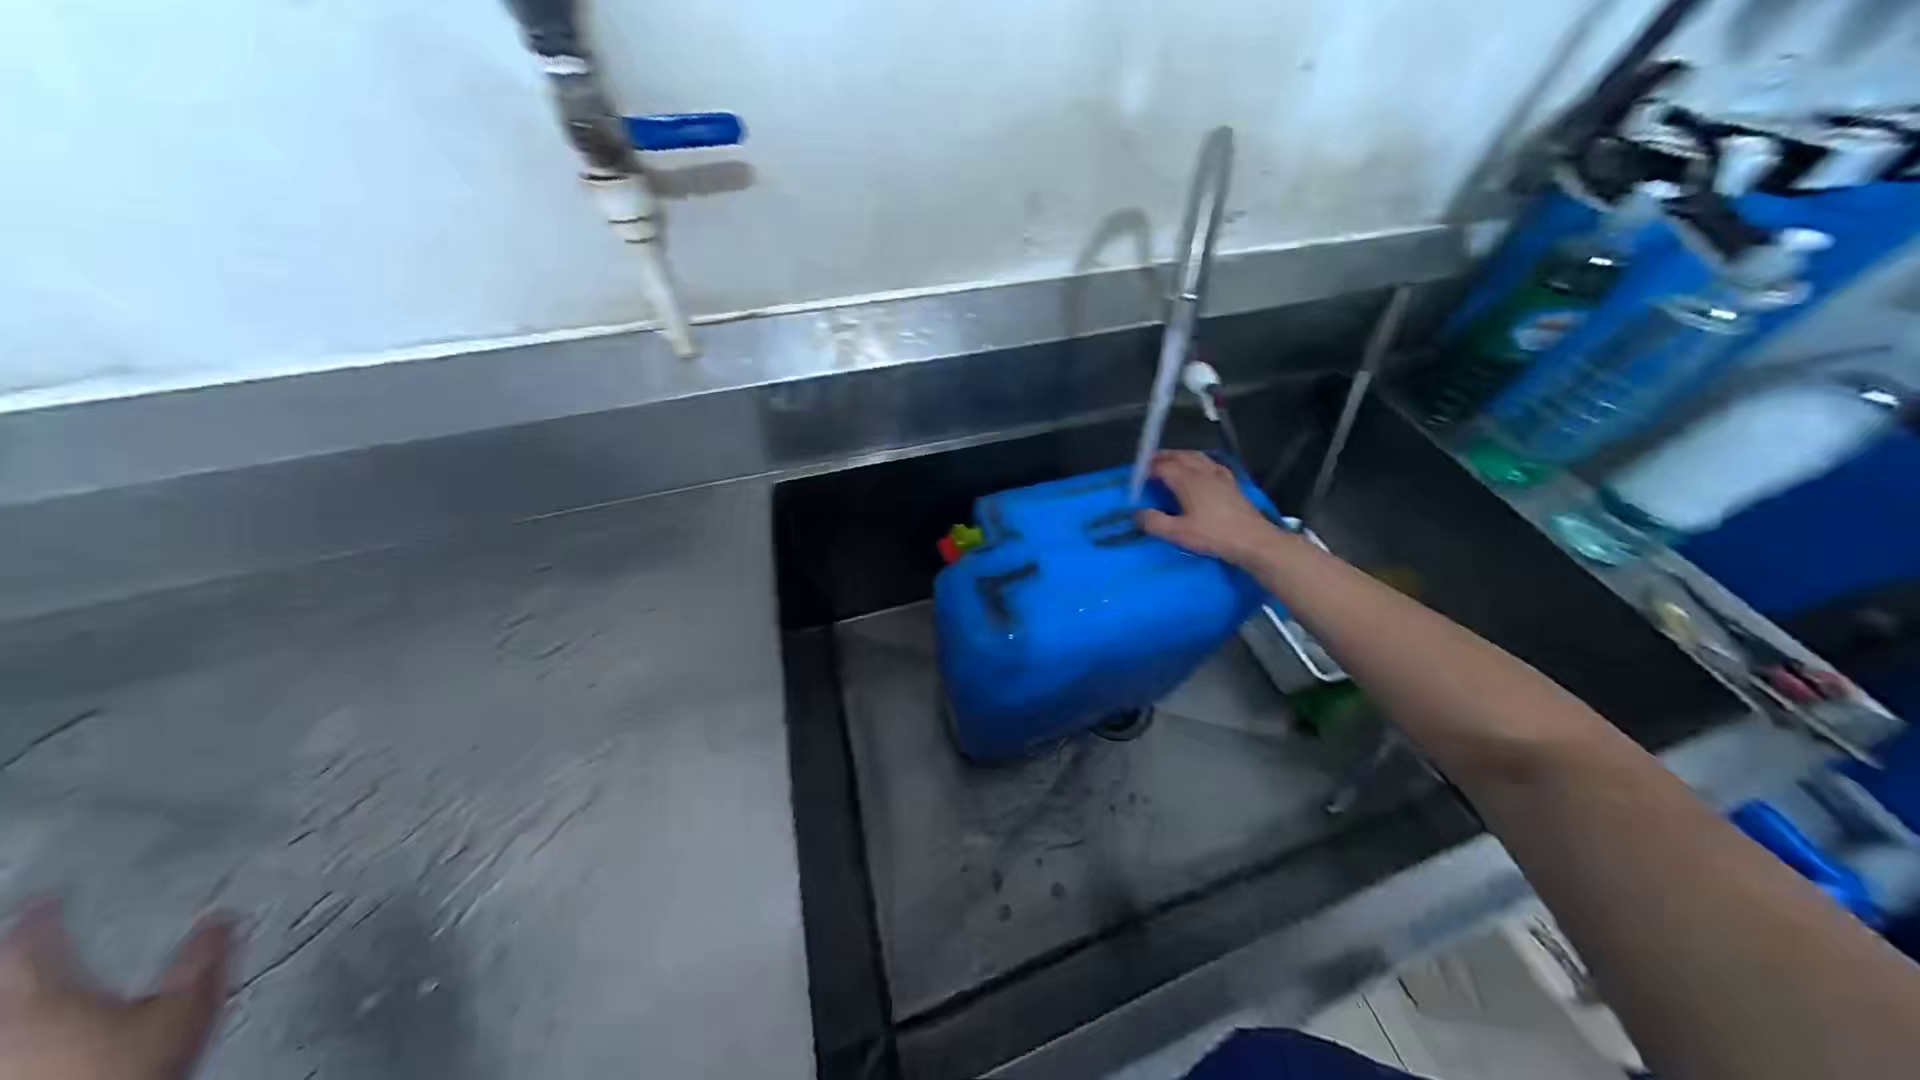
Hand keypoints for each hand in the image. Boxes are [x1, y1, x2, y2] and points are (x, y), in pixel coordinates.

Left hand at [0, 900, 230, 1079]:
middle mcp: (9, 1025)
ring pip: (4, 1008)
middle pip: (4, 980)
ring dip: (17, 990)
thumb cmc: (133, 1070)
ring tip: (34, 977)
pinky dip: (21, 1020)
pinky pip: (9, 1035)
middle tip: (25, 932)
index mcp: (46, 998)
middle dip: (16, 955)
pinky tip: (38, 1024)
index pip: (31, 942)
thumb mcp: (187, 1008)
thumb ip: (205, 958)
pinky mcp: (10, 1072)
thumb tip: (223, 916)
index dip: (41, 915)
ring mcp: (1, 1056)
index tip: (47, 898)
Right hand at [1136, 450, 1282, 566]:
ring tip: (1170, 462)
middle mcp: (1203, 472)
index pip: (1162, 467)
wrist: (1253, 540)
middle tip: (1148, 463)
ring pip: (1197, 457)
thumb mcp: (1178, 533)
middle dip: (1162, 457)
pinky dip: (1199, 462)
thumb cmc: (1214, 535)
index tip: (1136, 476)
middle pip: (1180, 456)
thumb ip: (1155, 522)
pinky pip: (1211, 464)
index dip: (1147, 469)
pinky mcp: (1231, 483)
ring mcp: (1220, 476)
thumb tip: (1137, 514)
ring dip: (1180, 456)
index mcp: (1188, 480)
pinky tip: (1200, 470)